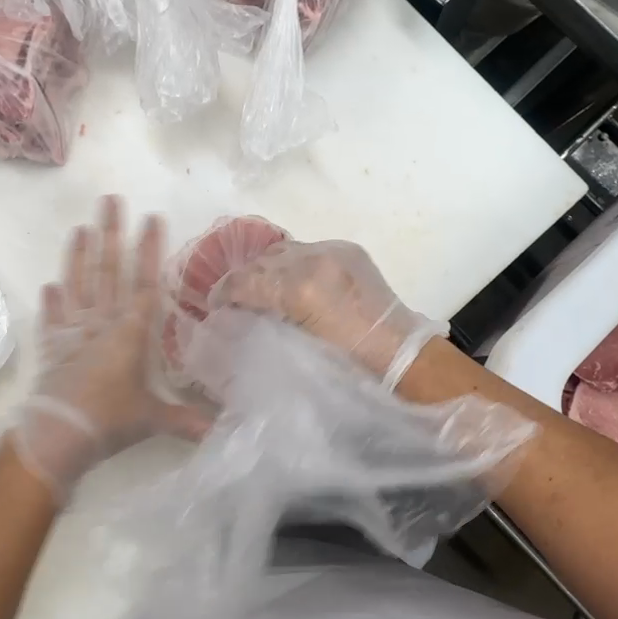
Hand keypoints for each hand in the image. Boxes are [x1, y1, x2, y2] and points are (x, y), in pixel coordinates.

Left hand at [9, 197, 210, 498]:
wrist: (57, 436)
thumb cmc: (110, 421)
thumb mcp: (153, 420)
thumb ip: (186, 420)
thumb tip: (221, 430)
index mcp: (130, 334)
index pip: (144, 283)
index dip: (149, 249)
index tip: (152, 217)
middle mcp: (101, 323)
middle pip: (107, 271)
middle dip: (111, 234)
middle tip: (110, 201)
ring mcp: (72, 332)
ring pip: (77, 285)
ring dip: (78, 256)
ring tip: (80, 228)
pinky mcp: (51, 348)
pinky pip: (51, 319)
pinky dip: (51, 302)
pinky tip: (49, 286)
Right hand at [210, 240, 444, 388]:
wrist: (402, 358)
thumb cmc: (347, 368)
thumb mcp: (295, 349)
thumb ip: (264, 322)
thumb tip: (240, 314)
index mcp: (300, 289)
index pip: (245, 280)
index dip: (224, 294)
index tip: (215, 307)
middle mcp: (315, 259)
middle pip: (261, 261)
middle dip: (243, 280)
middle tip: (233, 301)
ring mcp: (334, 251)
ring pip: (282, 250)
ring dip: (267, 270)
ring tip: (261, 291)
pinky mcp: (348, 250)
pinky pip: (307, 249)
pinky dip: (292, 264)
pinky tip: (290, 283)